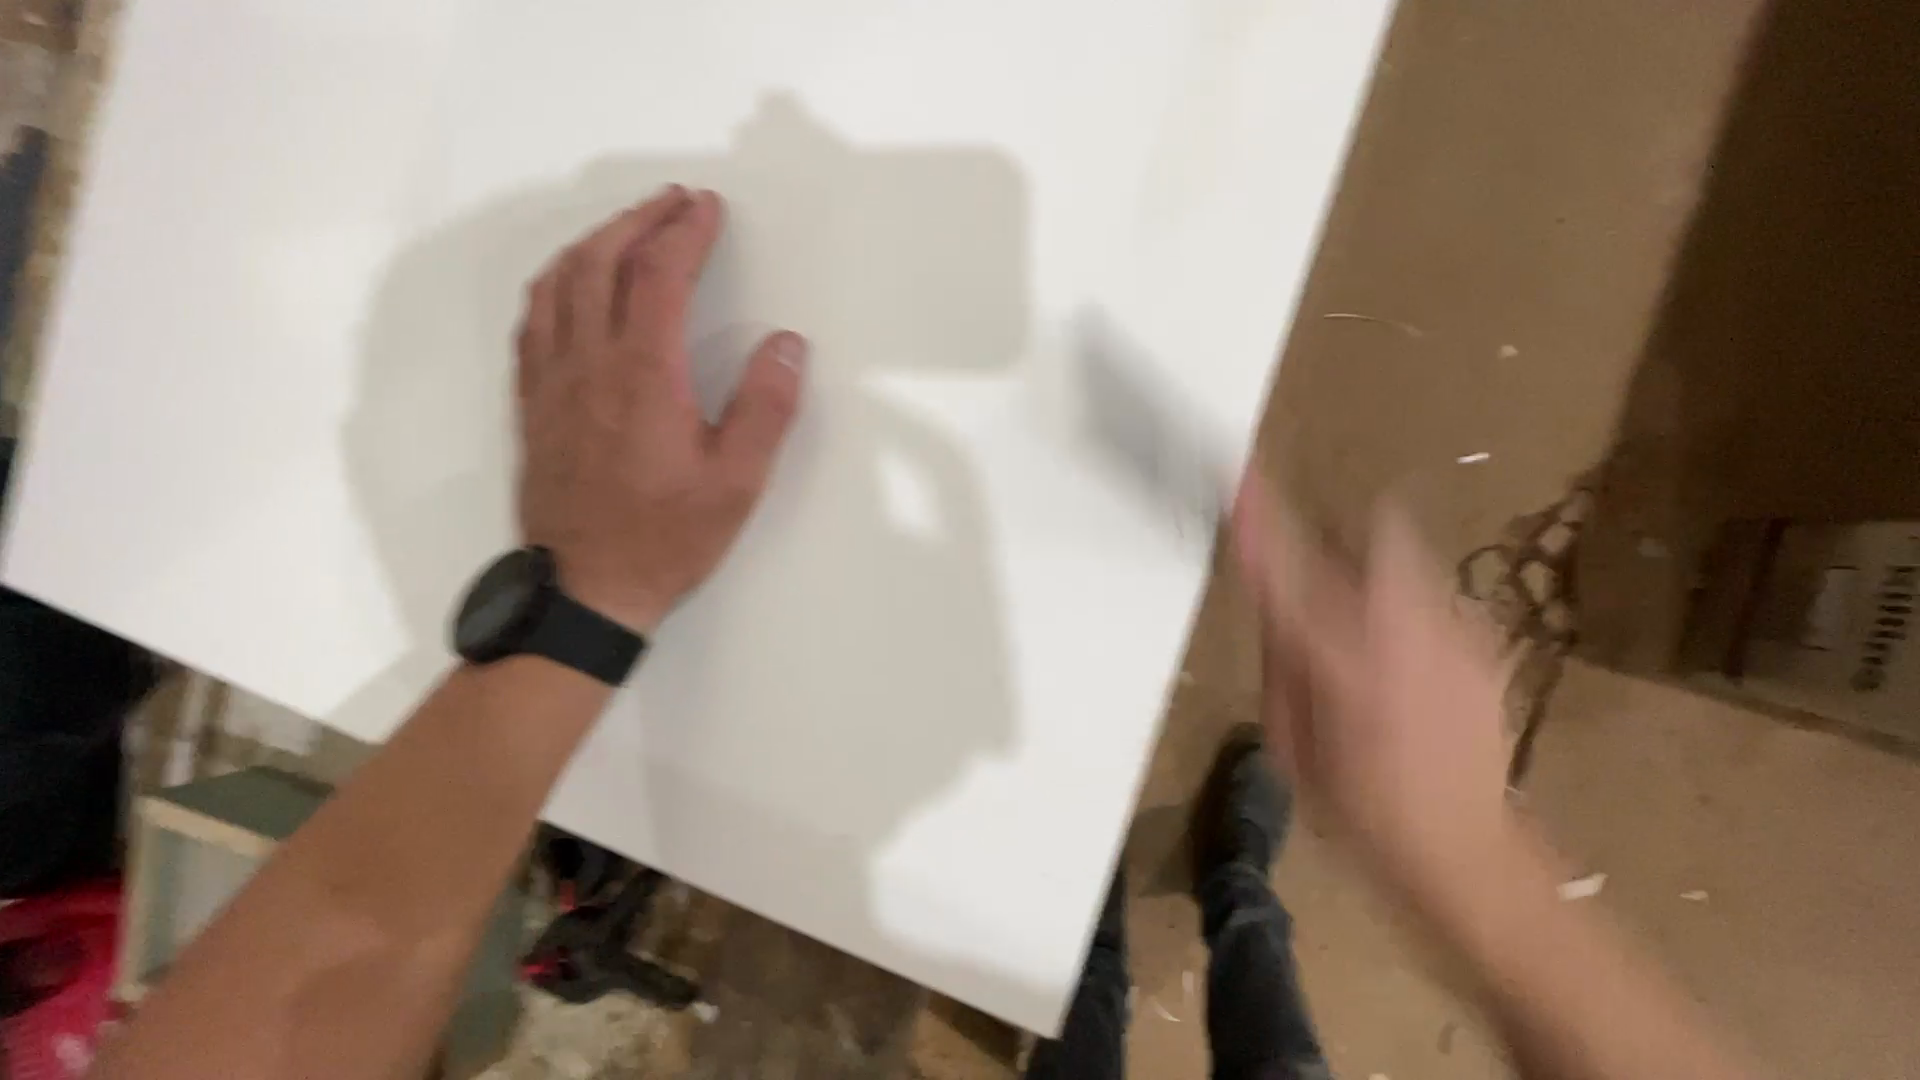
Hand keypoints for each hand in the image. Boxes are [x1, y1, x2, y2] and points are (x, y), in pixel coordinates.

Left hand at [516, 186, 805, 633]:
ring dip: (593, 241)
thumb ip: (765, 407)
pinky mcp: (533, 405)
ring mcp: (551, 382)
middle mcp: (588, 364)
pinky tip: (570, 285)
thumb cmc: (666, 539)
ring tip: (626, 227)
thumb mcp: (737, 482)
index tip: (708, 208)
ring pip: (558, 282)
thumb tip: (786, 343)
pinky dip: (555, 282)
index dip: (686, 232)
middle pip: (602, 262)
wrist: (586, 591)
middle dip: (640, 220)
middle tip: (673, 202)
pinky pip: (533, 320)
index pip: (660, 275)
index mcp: (643, 375)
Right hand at [1231, 474, 1517, 907]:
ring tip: (1363, 638)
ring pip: (1405, 562)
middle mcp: (1408, 639)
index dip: (1263, 521)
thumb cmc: (1359, 811)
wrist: (1467, 854)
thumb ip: (1282, 664)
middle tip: (1319, 580)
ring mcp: (1458, 640)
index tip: (1240, 477)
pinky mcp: (1485, 649)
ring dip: (1370, 576)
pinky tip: (1404, 668)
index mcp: (1345, 669)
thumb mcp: (1291, 745)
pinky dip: (1405, 610)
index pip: (1290, 575)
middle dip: (1338, 538)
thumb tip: (1278, 608)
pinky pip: (1432, 599)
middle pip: (1375, 537)